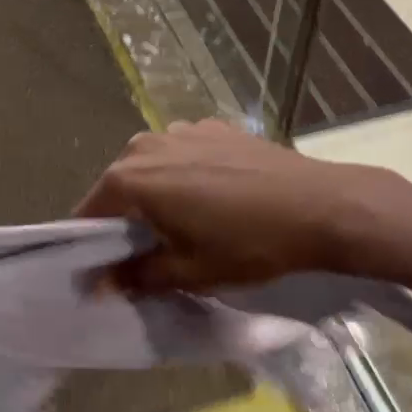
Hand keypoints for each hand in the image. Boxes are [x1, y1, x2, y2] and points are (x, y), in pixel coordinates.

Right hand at [74, 119, 411, 292]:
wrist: (322, 206)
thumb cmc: (248, 243)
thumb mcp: (189, 271)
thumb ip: (136, 275)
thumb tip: (98, 284)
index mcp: (129, 177)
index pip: (89, 211)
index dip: (92, 243)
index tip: (105, 267)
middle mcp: (144, 144)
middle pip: (120, 185)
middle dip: (127, 216)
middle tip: (151, 250)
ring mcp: (180, 129)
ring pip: (153, 167)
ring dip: (159, 193)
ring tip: (189, 222)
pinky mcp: (212, 126)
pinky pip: (184, 153)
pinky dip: (189, 174)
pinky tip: (220, 198)